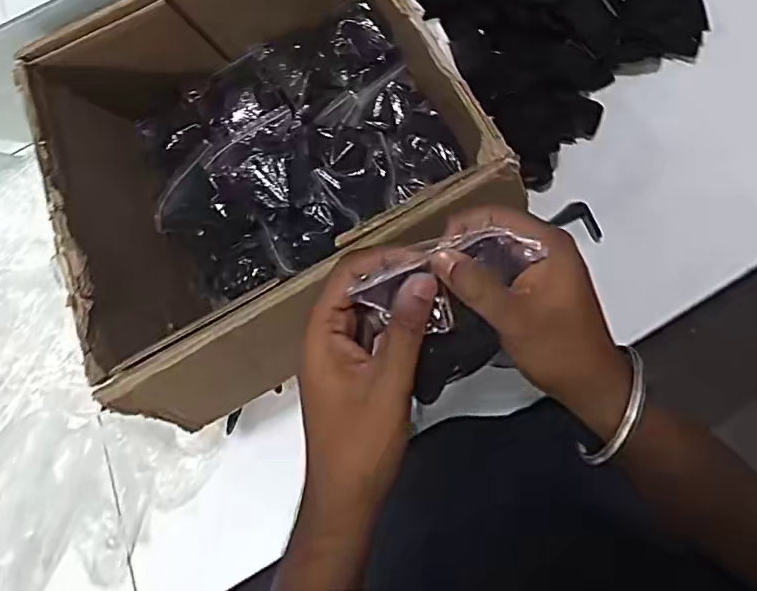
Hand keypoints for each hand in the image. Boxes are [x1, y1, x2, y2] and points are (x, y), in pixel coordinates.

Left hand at [295, 247, 434, 526]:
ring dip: (397, 299)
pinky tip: (423, 321)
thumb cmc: (359, 445)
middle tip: (434, 271)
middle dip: (394, 275)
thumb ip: (405, 328)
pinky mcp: (352, 366)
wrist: (346, 499)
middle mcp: (325, 333)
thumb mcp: (388, 382)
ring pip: (367, 309)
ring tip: (435, 290)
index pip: (348, 273)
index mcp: (321, 330)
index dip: (383, 258)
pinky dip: (396, 323)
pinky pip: (373, 331)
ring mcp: (338, 350)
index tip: (420, 257)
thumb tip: (422, 278)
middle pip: (357, 287)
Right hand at [428, 206, 632, 436]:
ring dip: (469, 257)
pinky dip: (480, 271)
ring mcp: (543, 262)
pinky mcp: (536, 279)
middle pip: (493, 227)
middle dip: (462, 242)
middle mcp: (548, 246)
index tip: (441, 244)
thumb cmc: (566, 353)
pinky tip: (463, 286)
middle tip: (438, 260)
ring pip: (494, 245)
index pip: (495, 214)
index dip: (462, 225)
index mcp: (549, 245)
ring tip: (445, 272)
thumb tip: (443, 258)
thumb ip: (475, 285)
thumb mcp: (513, 318)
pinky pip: (500, 262)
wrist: (593, 387)